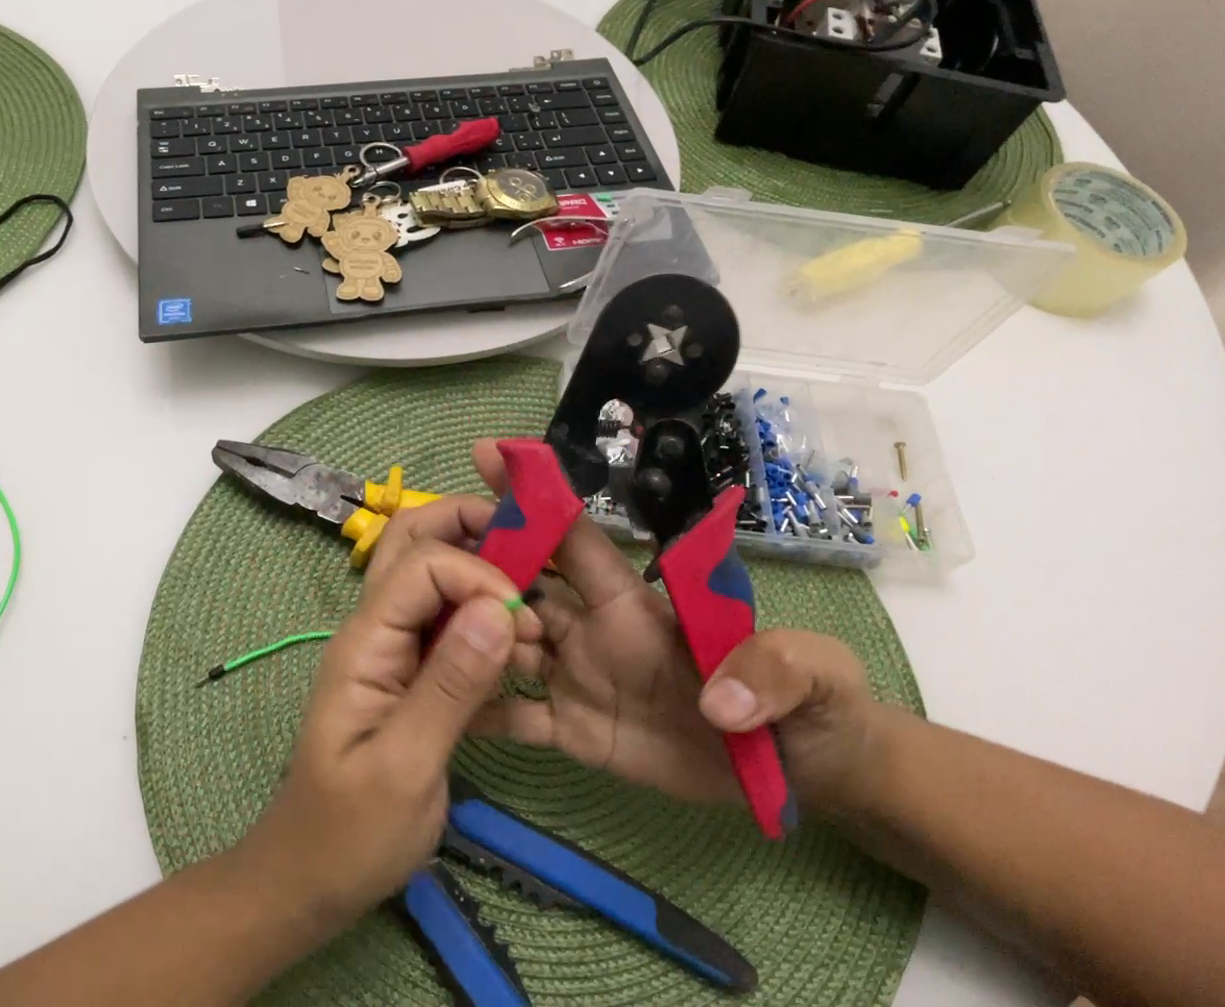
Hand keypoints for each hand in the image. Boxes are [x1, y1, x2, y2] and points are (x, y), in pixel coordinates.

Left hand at [237, 505, 543, 925]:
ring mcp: (391, 652)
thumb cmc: (351, 833)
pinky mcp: (410, 676)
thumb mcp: (405, 767)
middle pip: (415, 545)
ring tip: (534, 628)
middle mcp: (375, 632)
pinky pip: (448, 626)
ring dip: (485, 581)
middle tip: (534, 555)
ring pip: (434, 580)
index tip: (523, 622)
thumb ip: (451, 685)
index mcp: (365, 644)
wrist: (310, 878)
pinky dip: (485, 624)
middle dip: (472, 531)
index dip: (478, 575)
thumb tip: (500, 608)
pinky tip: (520, 654)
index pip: (421, 564)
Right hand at [459, 439, 883, 813]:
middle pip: (519, 584)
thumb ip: (771, 669)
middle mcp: (592, 630)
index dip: (532, 496)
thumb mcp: (809, 674)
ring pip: (501, 642)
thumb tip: (719, 699)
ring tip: (414, 634)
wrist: (796, 770)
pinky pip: (513, 715)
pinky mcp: (574, 732)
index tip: (484, 455)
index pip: (573, 538)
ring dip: (464, 634)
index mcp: (634, 602)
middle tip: (418, 559)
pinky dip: (475, 708)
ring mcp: (577, 679)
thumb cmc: (806, 701)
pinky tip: (431, 705)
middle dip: (473, 563)